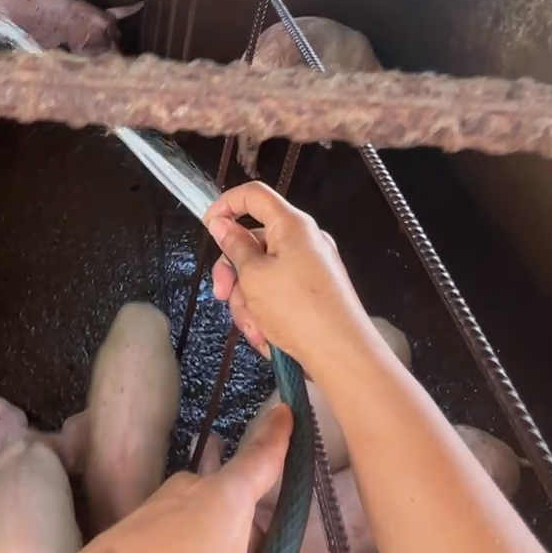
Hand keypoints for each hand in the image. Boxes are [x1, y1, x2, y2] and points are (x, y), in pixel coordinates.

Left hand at [3, 405, 310, 552]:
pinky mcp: (142, 527)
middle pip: (244, 504)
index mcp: (223, 497)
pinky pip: (189, 536)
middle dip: (261, 538)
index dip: (279, 435)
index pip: (261, 456)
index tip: (289, 406)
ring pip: (216, 525)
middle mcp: (193, 489)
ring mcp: (163, 506)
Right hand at [203, 182, 371, 362]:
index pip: (254, 195)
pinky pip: (278, 291)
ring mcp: (311, 268)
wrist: (343, 357)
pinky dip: (266, 311)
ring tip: (253, 328)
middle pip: (253, 242)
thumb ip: (234, 246)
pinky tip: (266, 336)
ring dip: (248, 300)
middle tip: (222, 294)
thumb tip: (221, 223)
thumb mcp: (254, 275)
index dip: (226, 203)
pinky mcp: (314, 293)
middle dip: (233, 271)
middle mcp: (304, 241)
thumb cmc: (296, 309)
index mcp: (292, 226)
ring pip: (261, 273)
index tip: (207, 225)